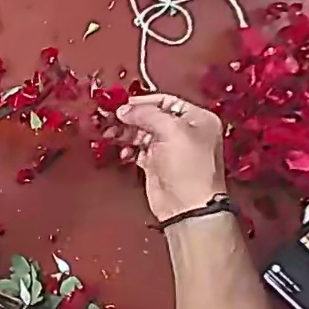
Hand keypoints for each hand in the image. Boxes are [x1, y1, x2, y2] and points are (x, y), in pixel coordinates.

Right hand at [111, 93, 228, 221]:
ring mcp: (170, 149)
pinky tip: (123, 150)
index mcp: (197, 119)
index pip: (167, 101)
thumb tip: (126, 109)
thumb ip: (147, 114)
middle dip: (131, 117)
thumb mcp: (172, 131)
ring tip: (111, 133)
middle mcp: (184, 132)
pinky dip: (129, 148)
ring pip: (143, 133)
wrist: (187, 206)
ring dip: (126, 132)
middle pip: (152, 117)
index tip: (124, 105)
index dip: (144, 102)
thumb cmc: (190, 168)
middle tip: (112, 118)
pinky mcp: (157, 164)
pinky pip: (139, 150)